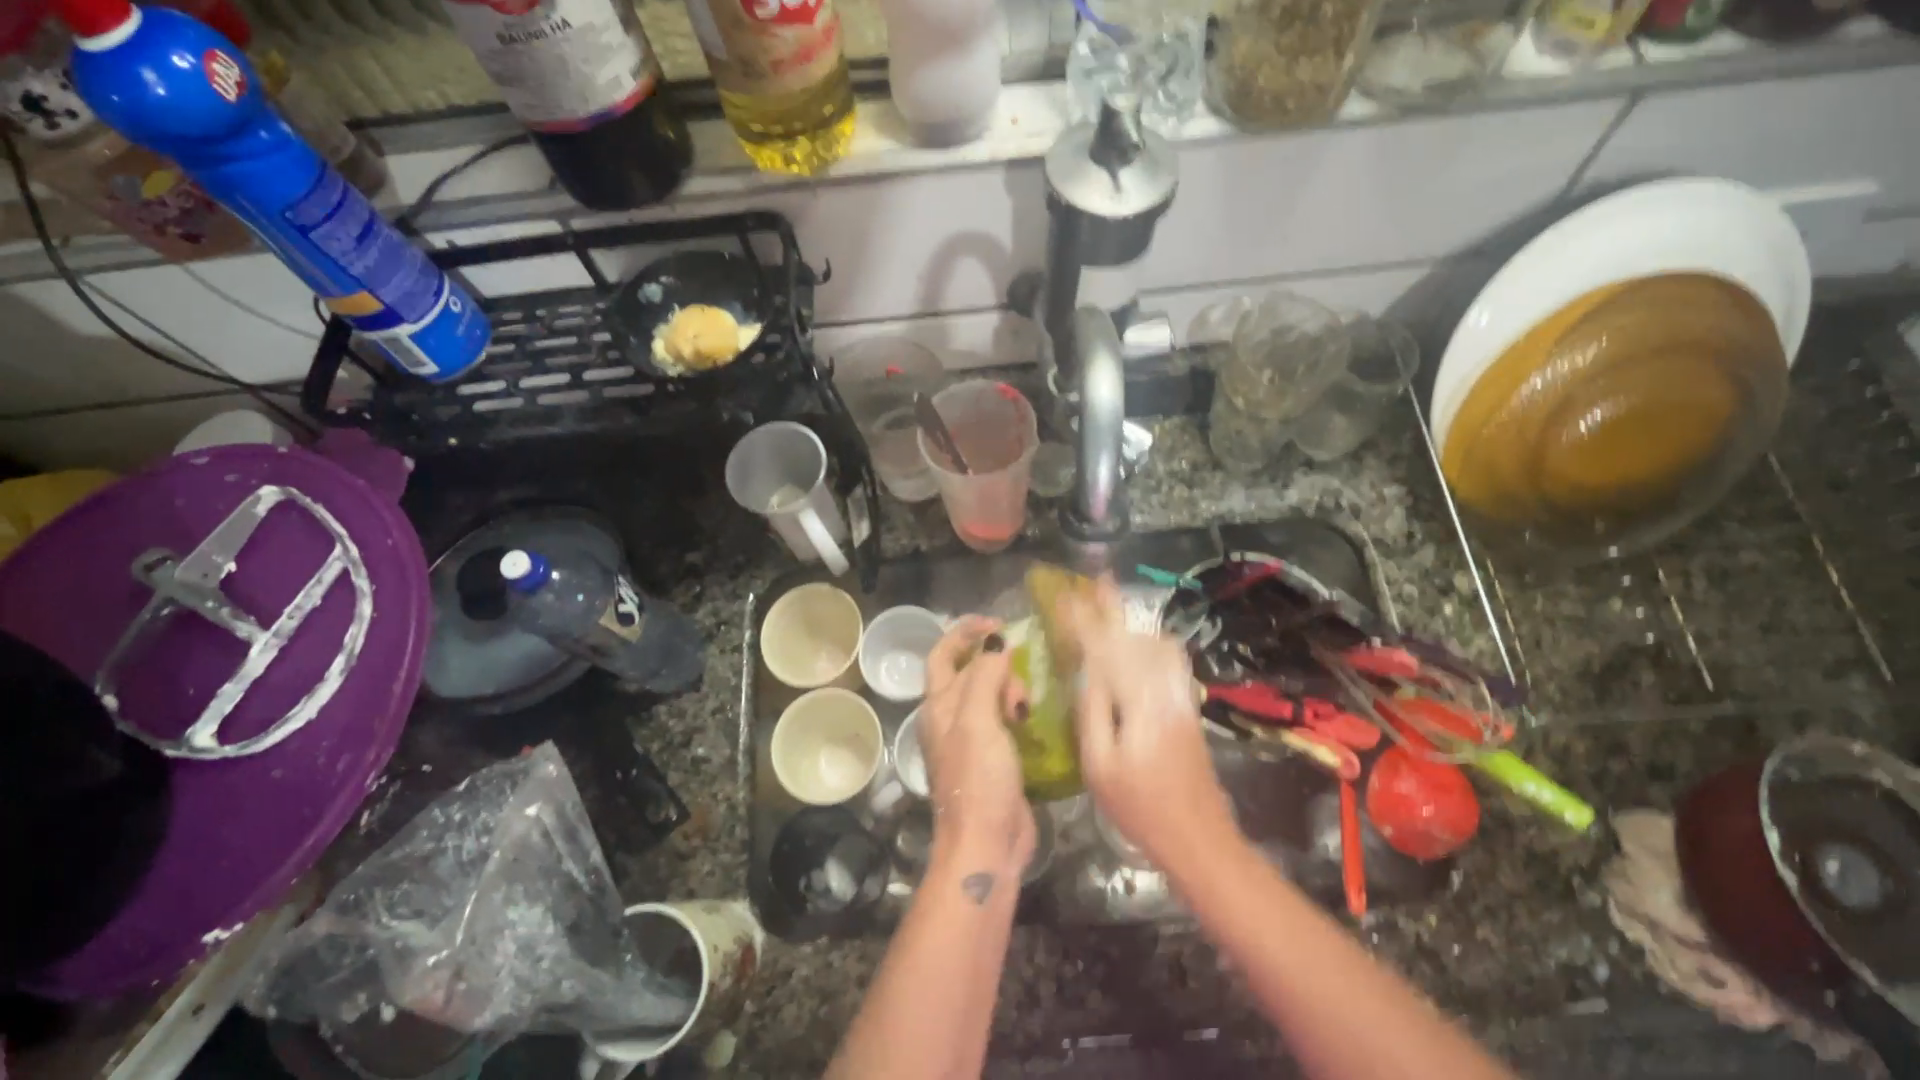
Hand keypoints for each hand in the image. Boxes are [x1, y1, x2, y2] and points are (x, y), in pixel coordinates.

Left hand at [919, 617, 1035, 873]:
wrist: (986, 843)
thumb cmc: (977, 780)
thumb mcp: (977, 721)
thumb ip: (985, 678)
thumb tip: (997, 645)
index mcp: (938, 706)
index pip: (943, 653)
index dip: (966, 633)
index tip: (1001, 624)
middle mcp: (950, 719)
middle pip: (970, 673)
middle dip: (996, 664)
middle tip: (1020, 677)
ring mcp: (972, 740)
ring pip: (991, 697)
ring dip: (1010, 690)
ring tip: (1027, 706)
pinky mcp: (995, 759)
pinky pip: (1006, 722)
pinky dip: (1020, 713)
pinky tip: (1036, 720)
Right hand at [1066, 580, 1235, 871]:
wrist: (1199, 838)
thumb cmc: (1141, 808)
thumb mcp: (1099, 766)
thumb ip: (1092, 713)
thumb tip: (1086, 674)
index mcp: (1138, 702)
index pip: (1107, 648)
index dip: (1086, 620)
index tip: (1068, 596)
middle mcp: (1162, 691)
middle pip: (1136, 638)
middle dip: (1113, 609)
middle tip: (1096, 582)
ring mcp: (1179, 700)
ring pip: (1156, 647)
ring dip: (1132, 623)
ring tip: (1113, 605)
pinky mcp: (1186, 711)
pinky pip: (1167, 663)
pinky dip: (1148, 643)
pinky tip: (1139, 645)